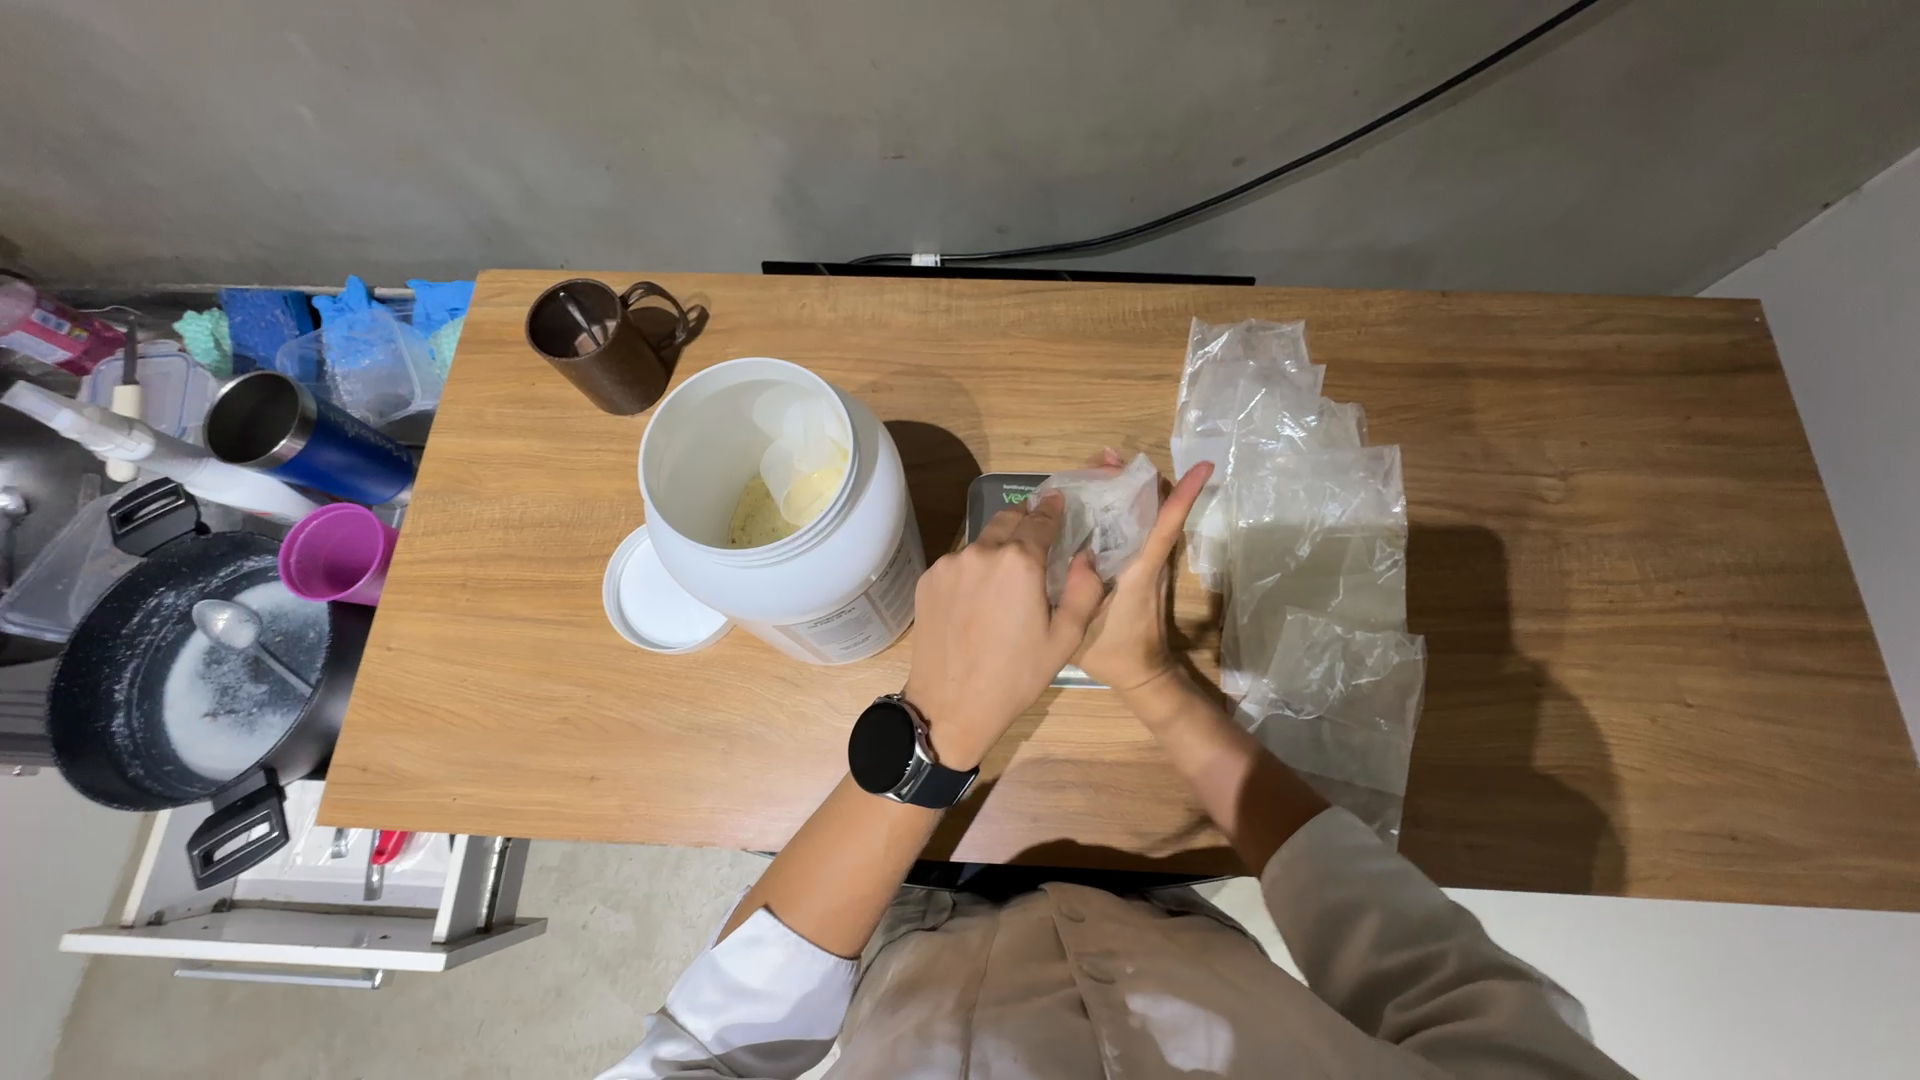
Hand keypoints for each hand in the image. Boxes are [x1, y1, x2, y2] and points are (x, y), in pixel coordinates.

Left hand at [903, 492, 1103, 769]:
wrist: (951, 705)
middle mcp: (981, 552)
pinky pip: (957, 563)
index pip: (1041, 520)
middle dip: (1024, 519)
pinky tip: (977, 596)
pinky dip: (972, 569)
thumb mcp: (1064, 639)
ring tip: (1005, 573)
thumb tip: (1086, 557)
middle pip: (1007, 520)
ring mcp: (949, 565)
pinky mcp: (928, 580)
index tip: (1058, 499)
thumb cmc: (1015, 676)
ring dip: (997, 547)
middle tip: (1036, 528)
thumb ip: (1085, 590)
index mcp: (1020, 562)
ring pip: (980, 542)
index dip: (1052, 509)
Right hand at [1076, 452, 1212, 693]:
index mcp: (1141, 570)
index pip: (1167, 525)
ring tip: (1098, 469)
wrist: (1143, 675)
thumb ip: (1079, 590)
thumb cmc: (1115, 652)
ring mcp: (1149, 564)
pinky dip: (1123, 507)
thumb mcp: (1084, 626)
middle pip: (1153, 508)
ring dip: (1127, 489)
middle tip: (1103, 458)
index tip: (1205, 466)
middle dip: (1132, 477)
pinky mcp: (1143, 569)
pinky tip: (1099, 501)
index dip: (1186, 495)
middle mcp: (1152, 560)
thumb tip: (1077, 551)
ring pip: (1146, 516)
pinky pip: (1138, 529)